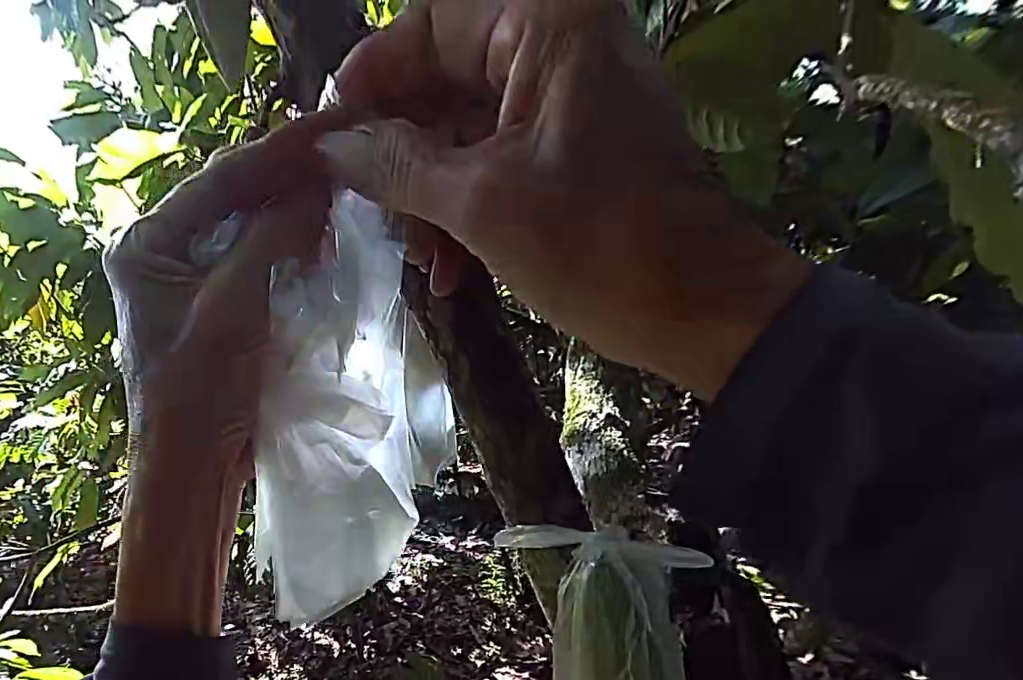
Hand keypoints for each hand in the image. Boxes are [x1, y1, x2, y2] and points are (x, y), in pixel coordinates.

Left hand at [106, 116, 335, 633]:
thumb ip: (273, 241)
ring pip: (250, 234)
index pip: (221, 182)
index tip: (333, 129)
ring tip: (340, 202)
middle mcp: (162, 256)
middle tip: (345, 162)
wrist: (191, 472)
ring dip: (295, 219)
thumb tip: (319, 184)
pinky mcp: (217, 315)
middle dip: (289, 185)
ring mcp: (190, 286)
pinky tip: (322, 248)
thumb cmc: (198, 397)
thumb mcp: (233, 311)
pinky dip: (292, 257)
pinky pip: (259, 270)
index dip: (279, 154)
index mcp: (146, 246)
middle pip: (235, 203)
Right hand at [319, 0, 809, 398]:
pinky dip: (468, 217)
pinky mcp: (575, 159)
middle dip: (402, 158)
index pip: (430, 26)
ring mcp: (570, 108)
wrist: (694, 309)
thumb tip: (332, 146)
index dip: (370, 81)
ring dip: (432, 203)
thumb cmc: (594, 247)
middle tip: (366, 213)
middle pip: (447, 87)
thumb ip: (401, 165)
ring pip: (469, 138)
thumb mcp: (483, 204)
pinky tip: (451, 273)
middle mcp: (559, 48)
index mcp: (545, 25)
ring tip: (419, 264)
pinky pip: (500, 171)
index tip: (328, 141)